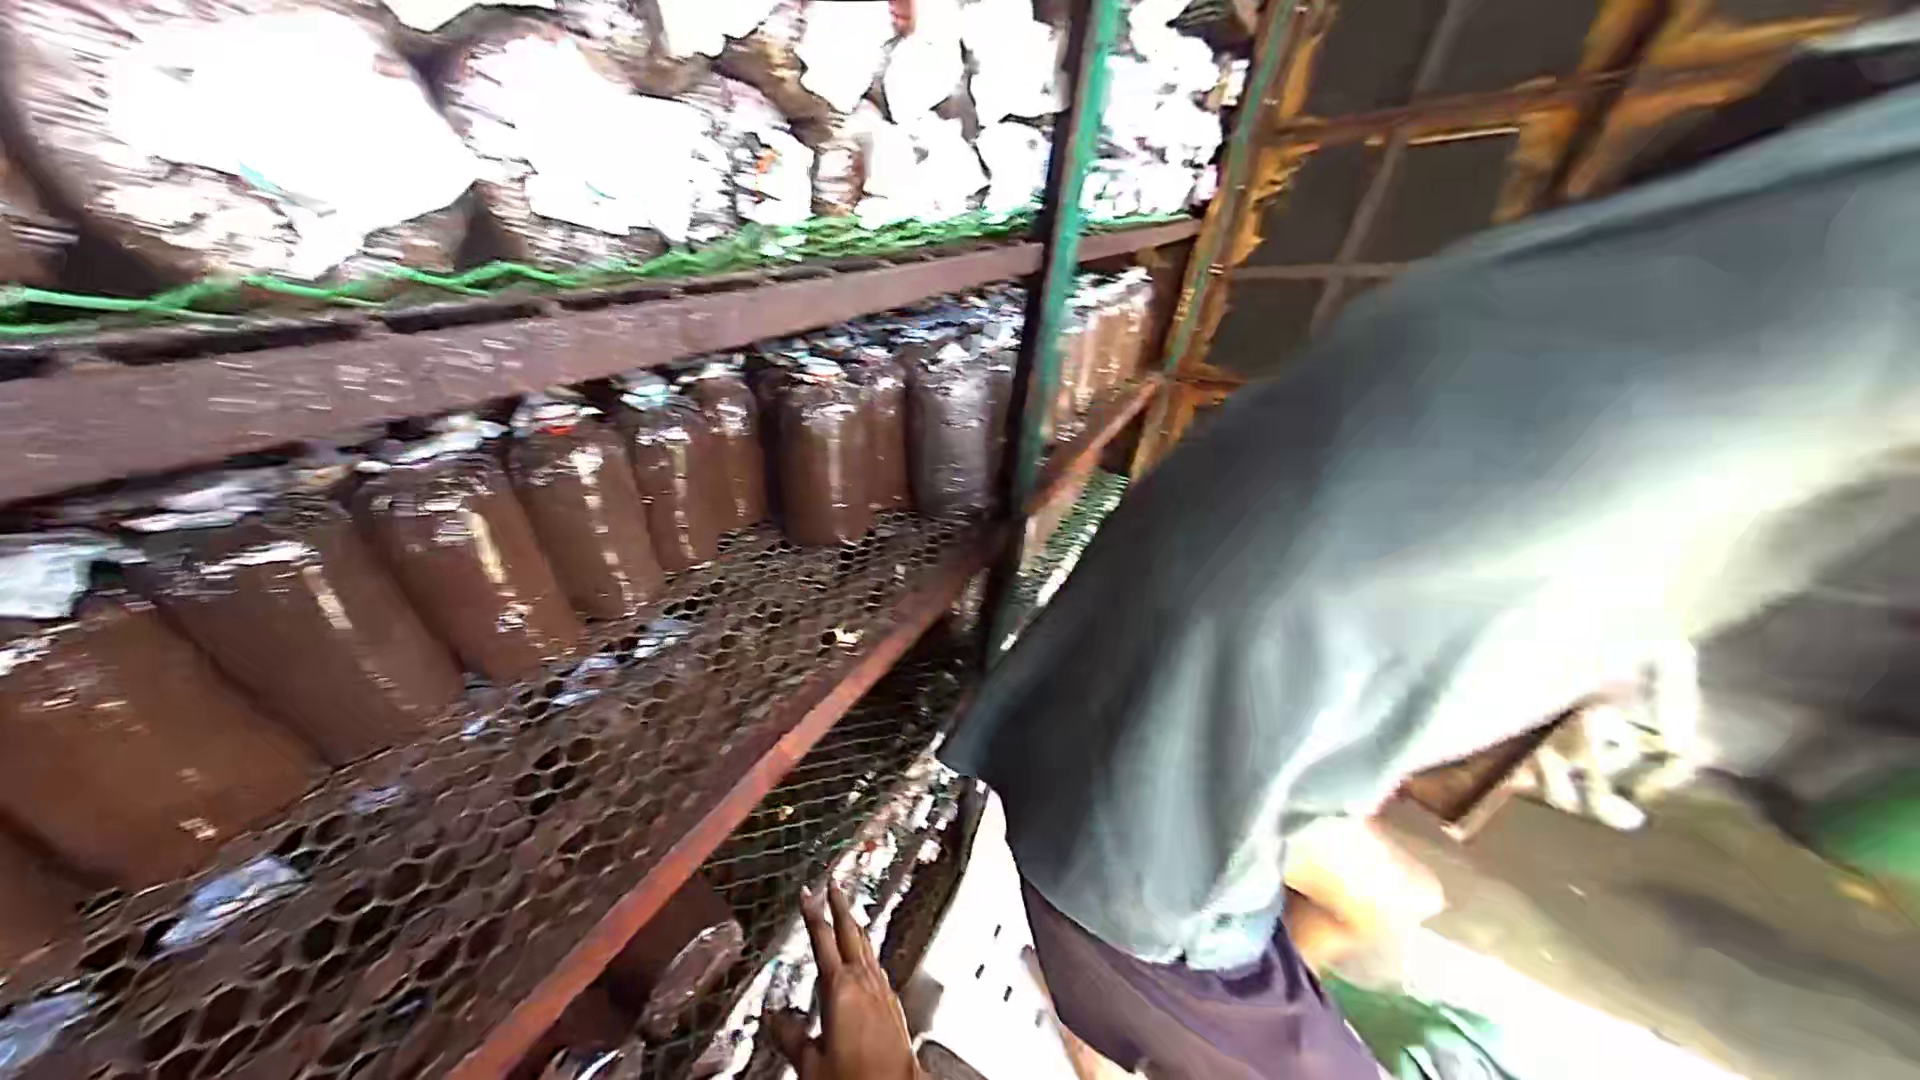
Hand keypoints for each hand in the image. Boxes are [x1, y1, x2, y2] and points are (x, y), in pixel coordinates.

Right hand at [765, 884, 921, 1079]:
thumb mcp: (811, 1064)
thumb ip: (791, 1036)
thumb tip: (774, 1018)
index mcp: (840, 987)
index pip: (823, 939)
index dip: (813, 914)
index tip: (807, 893)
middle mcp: (864, 980)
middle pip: (851, 931)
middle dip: (840, 905)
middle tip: (834, 884)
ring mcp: (881, 989)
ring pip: (866, 946)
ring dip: (855, 925)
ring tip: (848, 913)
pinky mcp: (892, 1003)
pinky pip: (875, 965)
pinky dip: (865, 952)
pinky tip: (864, 958)